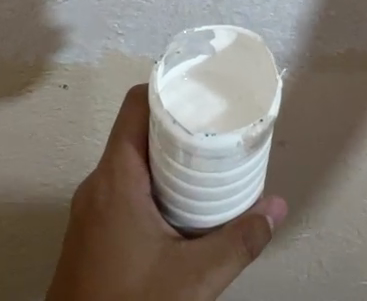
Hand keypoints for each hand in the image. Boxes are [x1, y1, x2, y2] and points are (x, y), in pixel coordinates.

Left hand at [45, 85, 287, 300]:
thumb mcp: (194, 278)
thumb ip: (239, 241)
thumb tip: (277, 207)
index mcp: (115, 178)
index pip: (136, 105)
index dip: (168, 88)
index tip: (203, 87)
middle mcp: (97, 185)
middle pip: (137, 131)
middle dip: (178, 125)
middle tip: (217, 124)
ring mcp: (90, 210)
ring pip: (130, 162)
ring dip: (166, 157)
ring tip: (207, 160)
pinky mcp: (91, 233)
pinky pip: (123, 188)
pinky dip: (153, 184)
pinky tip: (182, 203)